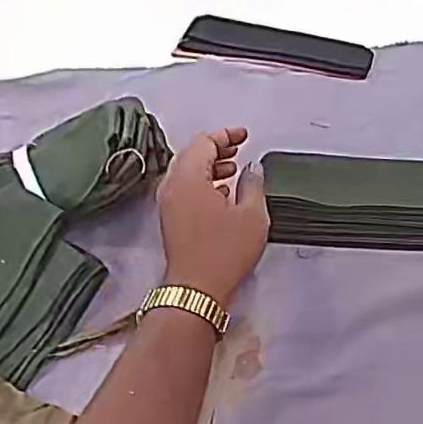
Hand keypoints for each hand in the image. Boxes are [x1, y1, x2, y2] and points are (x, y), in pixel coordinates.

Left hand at [158, 127, 268, 304]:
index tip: (244, 136)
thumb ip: (254, 185)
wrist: (197, 288)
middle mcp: (172, 186)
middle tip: (240, 149)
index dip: (226, 135)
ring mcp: (168, 204)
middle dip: (217, 149)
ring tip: (234, 171)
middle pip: (192, 155)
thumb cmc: (225, 252)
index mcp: (189, 177)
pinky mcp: (171, 220)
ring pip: (188, 174)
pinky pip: (186, 191)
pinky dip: (204, 185)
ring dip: (211, 168)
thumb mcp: (253, 216)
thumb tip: (252, 169)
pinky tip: (223, 195)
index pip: (204, 142)